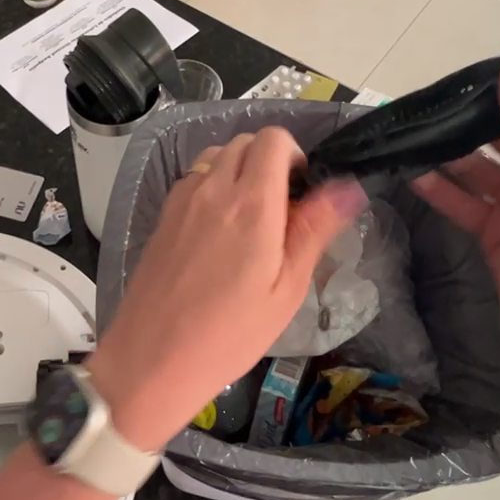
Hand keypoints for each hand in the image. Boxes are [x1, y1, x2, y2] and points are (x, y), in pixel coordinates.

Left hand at [88, 128, 365, 449]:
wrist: (152, 359)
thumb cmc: (229, 334)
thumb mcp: (286, 290)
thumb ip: (313, 229)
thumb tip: (347, 188)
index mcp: (251, 204)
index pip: (273, 140)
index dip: (293, 155)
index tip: (301, 190)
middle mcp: (212, 190)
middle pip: (244, 142)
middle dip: (268, 161)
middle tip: (280, 208)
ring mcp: (181, 200)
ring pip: (215, 156)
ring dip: (238, 170)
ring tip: (249, 218)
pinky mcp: (162, 216)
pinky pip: (193, 180)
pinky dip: (211, 186)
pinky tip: (218, 232)